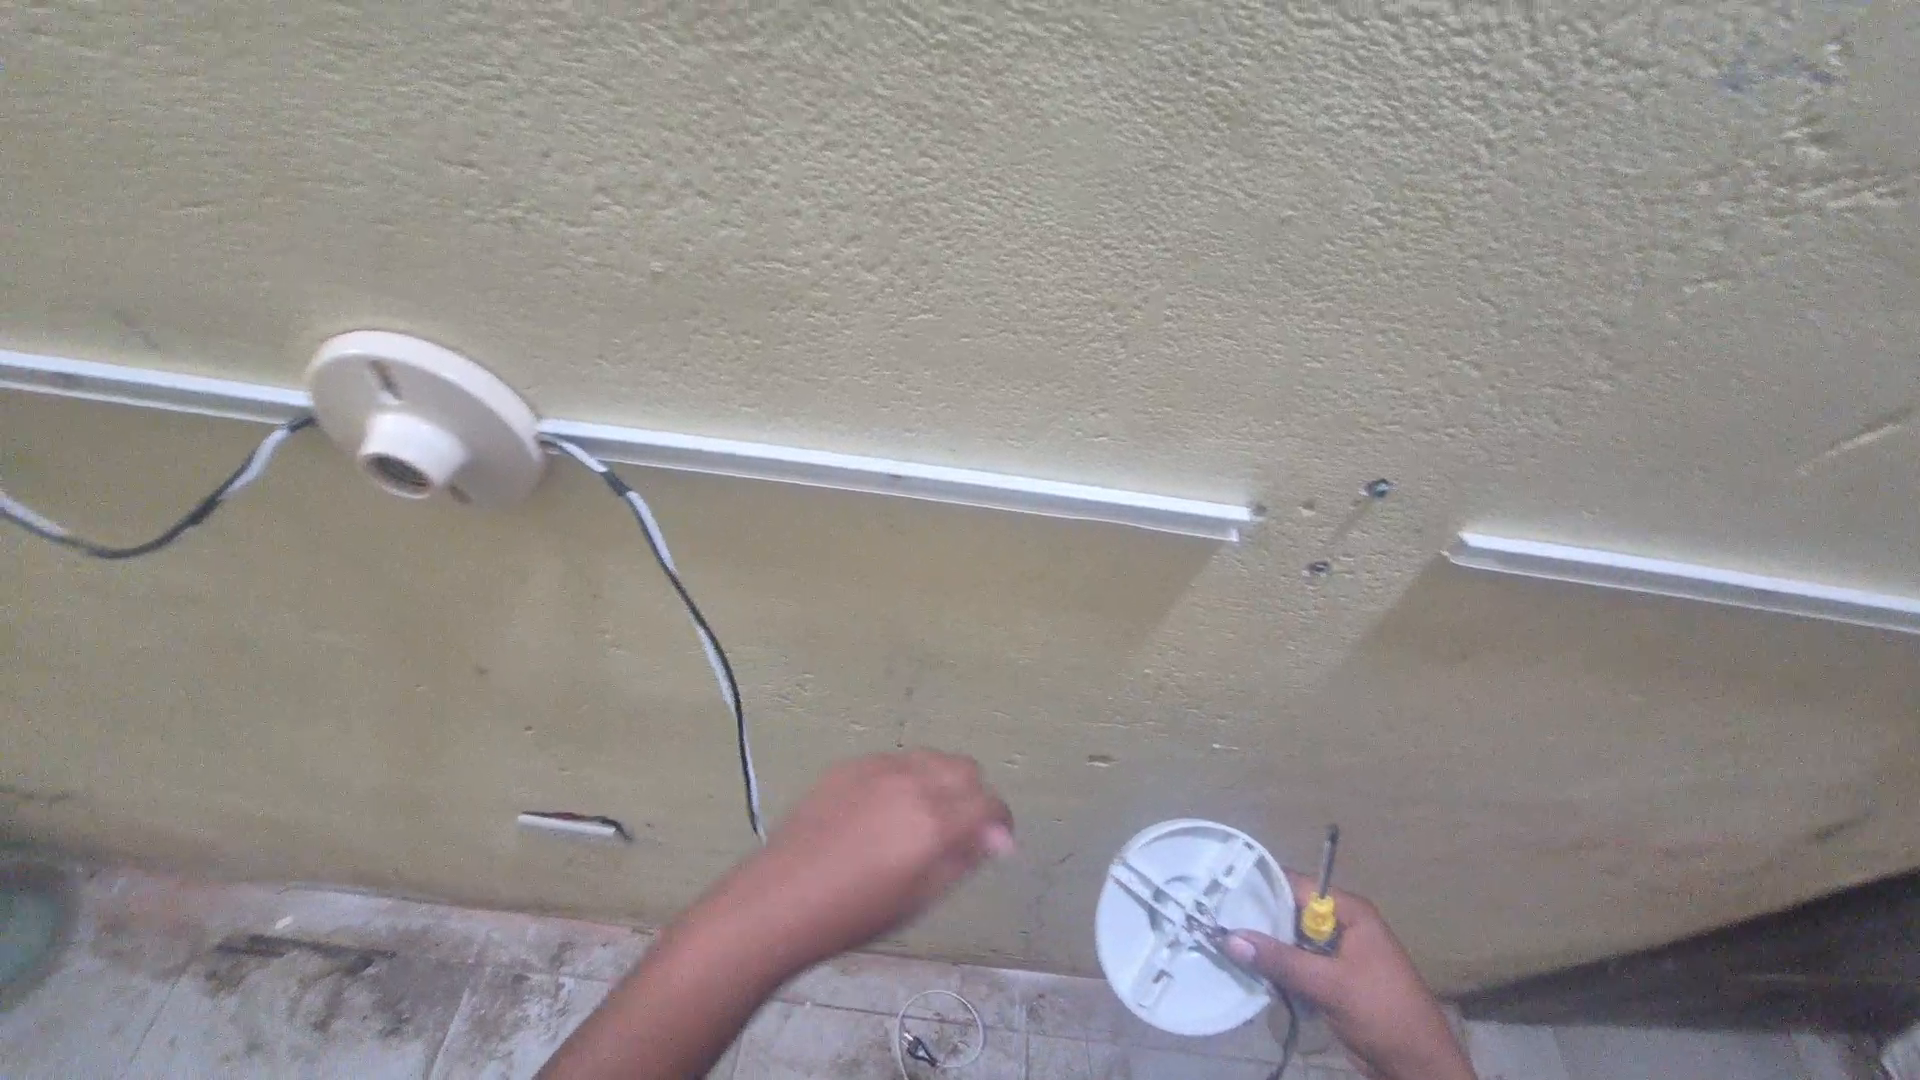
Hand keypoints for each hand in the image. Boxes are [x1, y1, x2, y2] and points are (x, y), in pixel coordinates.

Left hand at [710, 750, 1014, 972]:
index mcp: (934, 821)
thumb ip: (964, 858)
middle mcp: (911, 782)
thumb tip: (998, 835)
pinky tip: (882, 812)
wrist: (780, 899)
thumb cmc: (855, 912)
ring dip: (940, 782)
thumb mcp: (920, 898)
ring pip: (930, 758)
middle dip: (972, 796)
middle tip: (958, 831)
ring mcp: (877, 768)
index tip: (995, 843)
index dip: (1000, 823)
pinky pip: (894, 761)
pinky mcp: (849, 765)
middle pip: (965, 768)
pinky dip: (904, 779)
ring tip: (920, 818)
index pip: (990, 803)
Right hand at [1225, 873, 1475, 1079]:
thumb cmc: (1384, 1014)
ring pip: (1290, 939)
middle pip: (1290, 911)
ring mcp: (1337, 953)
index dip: (1260, 886)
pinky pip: (1296, 963)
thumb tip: (1228, 937)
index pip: (1296, 885)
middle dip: (1257, 918)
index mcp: (1350, 912)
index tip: (1221, 891)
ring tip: (1221, 941)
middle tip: (1215, 918)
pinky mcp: (1331, 979)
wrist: (1419, 1069)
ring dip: (1264, 946)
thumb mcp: (1330, 985)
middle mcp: (1342, 925)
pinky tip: (1246, 968)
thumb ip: (1280, 960)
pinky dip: (1275, 967)